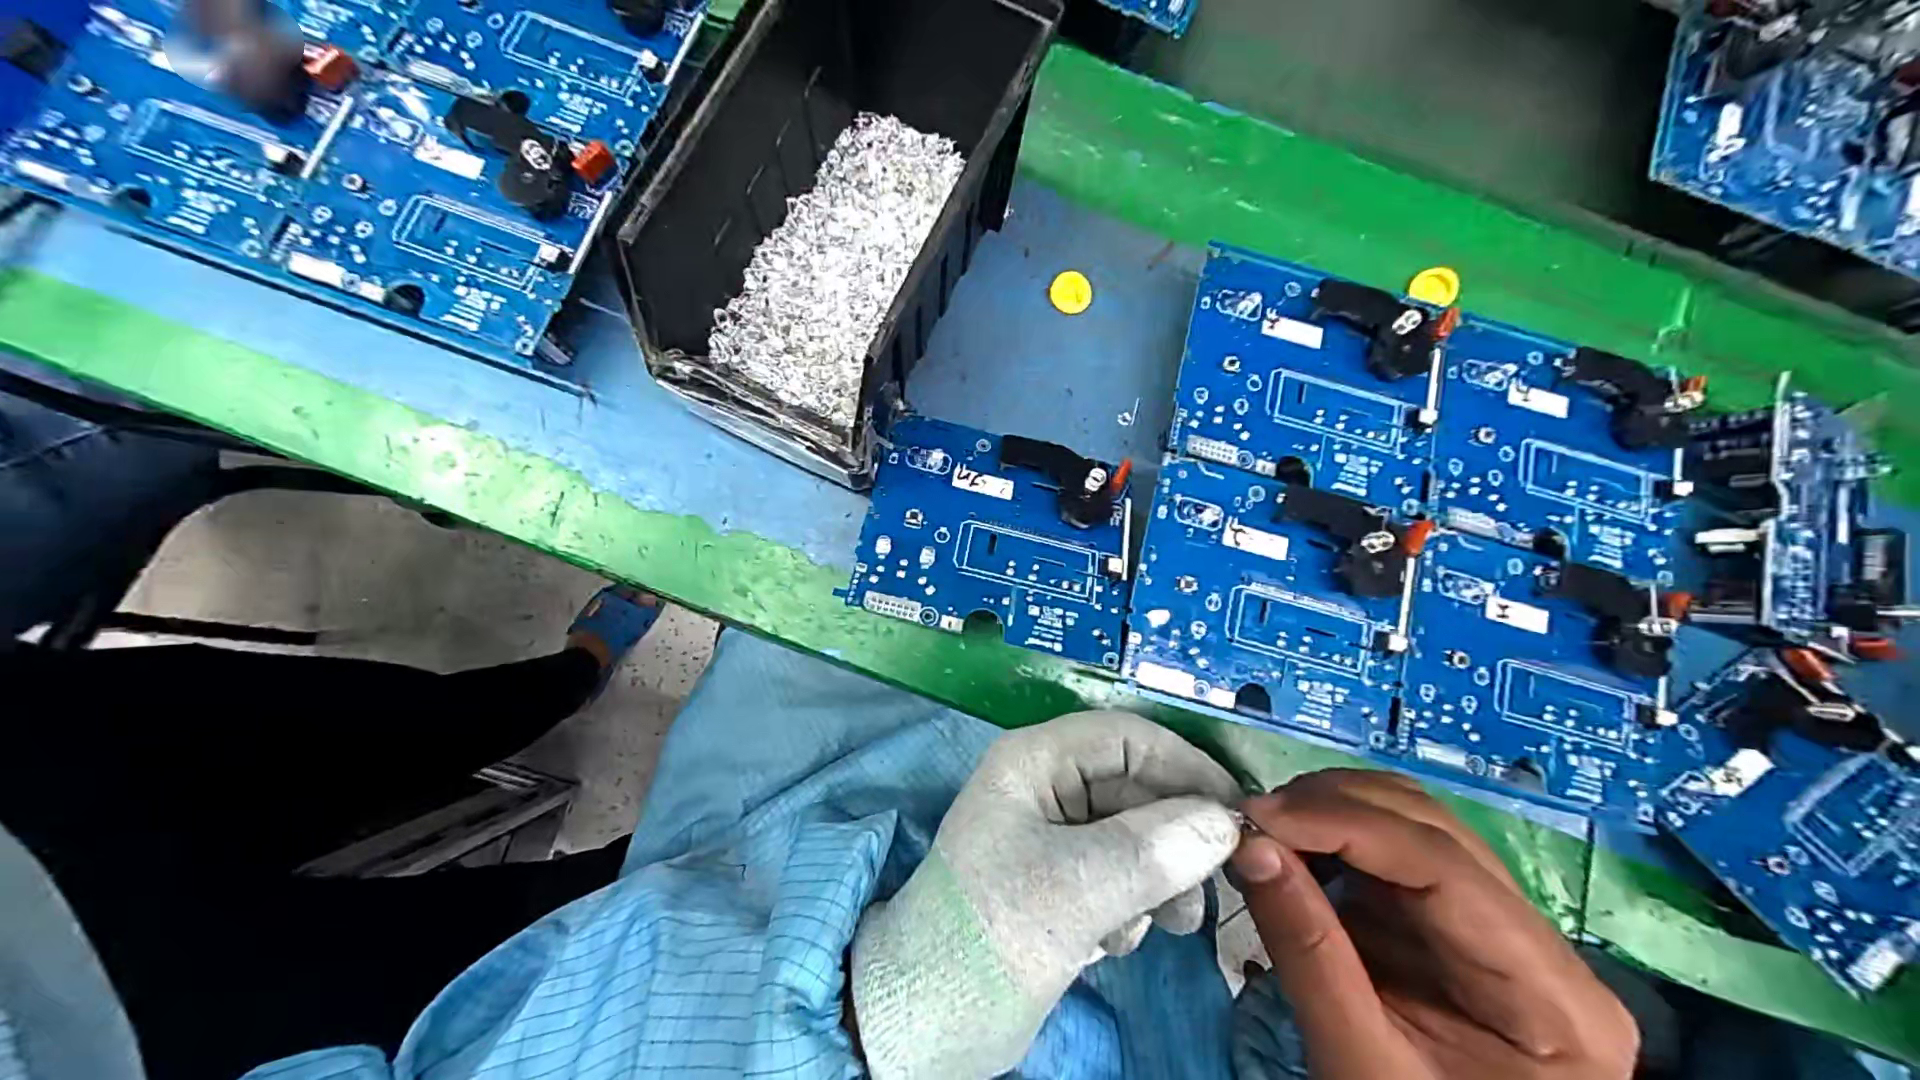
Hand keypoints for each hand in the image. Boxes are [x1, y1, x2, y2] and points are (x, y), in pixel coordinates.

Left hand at [851, 711, 1241, 1078]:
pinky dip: (1133, 903)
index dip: (1184, 765)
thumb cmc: (991, 936)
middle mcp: (1046, 785)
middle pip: (1137, 786)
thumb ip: (1152, 851)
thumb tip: (1225, 822)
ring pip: (1137, 833)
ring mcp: (1055, 833)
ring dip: (1158, 878)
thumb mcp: (1074, 889)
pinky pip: (1122, 872)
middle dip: (1175, 837)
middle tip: (1200, 895)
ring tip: (1158, 925)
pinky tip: (1113, 940)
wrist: (929, 1020)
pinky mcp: (1063, 879)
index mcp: (1035, 760)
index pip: (1126, 737)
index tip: (1236, 815)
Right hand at [1233, 770, 1635, 1079]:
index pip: (1442, 864)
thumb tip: (1251, 846)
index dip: (1341, 824)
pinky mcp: (1441, 914)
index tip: (1256, 818)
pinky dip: (1328, 832)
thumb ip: (1308, 952)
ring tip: (1266, 834)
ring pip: (1408, 818)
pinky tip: (1291, 850)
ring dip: (1326, 809)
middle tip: (1250, 823)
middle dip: (1328, 808)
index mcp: (1552, 997)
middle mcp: (1536, 940)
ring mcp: (1490, 920)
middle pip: (1428, 825)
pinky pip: (1385, 844)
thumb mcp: (1359, 1063)